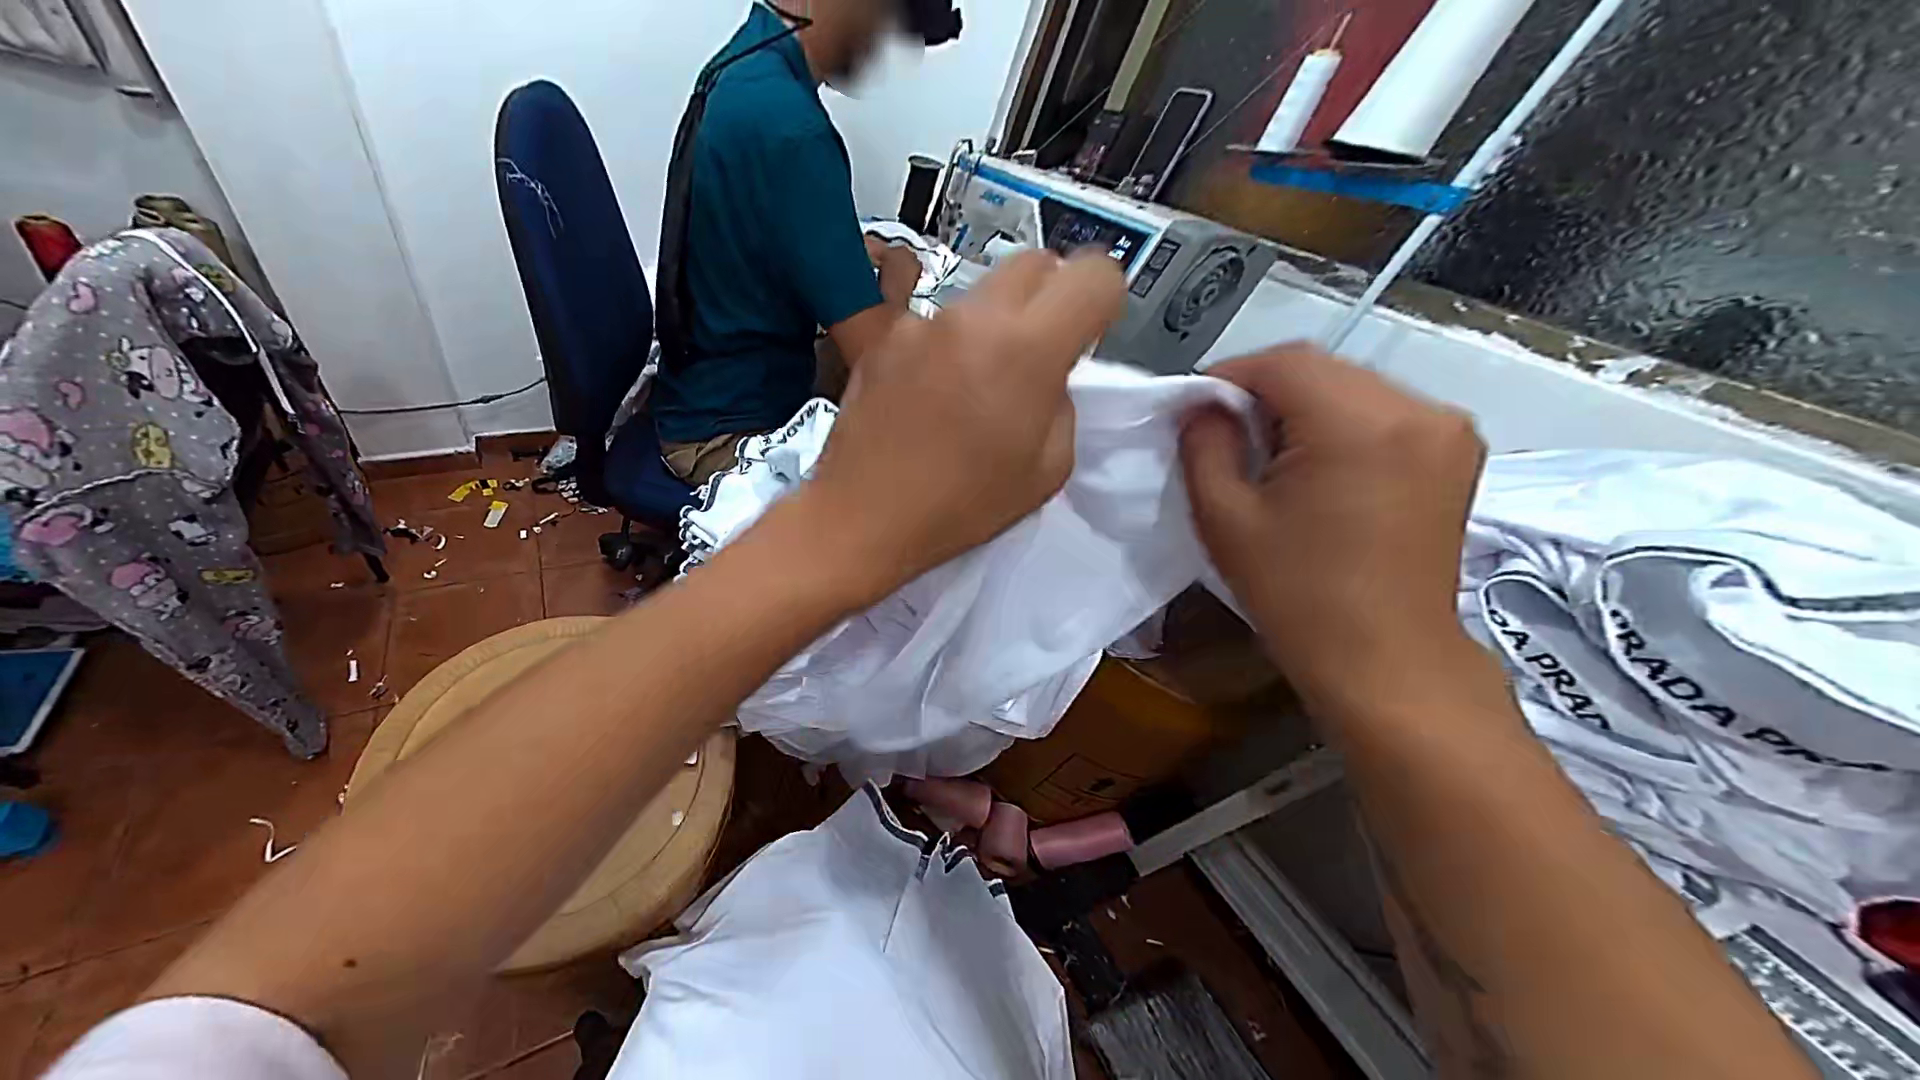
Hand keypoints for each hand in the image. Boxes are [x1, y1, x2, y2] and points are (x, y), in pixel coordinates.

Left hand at [803, 250, 1124, 600]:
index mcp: (1028, 349)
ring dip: (996, 323)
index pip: (1094, 275)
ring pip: (981, 293)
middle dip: (1052, 296)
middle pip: (1035, 264)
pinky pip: (934, 321)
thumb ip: (1063, 404)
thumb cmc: (963, 505)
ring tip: (975, 383)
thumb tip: (1050, 377)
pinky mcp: (885, 335)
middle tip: (1041, 349)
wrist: (865, 516)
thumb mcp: (1048, 470)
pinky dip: (947, 344)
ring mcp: (923, 320)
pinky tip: (930, 392)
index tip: (1090, 333)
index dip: (1104, 299)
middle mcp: (975, 317)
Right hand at [1180, 344, 1486, 714]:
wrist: (1384, 658)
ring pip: (1352, 386)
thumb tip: (1202, 406)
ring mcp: (1448, 429)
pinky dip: (1340, 423)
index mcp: (1359, 424)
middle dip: (1264, 391)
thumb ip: (1204, 443)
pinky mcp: (1456, 451)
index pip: (1282, 362)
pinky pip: (1383, 411)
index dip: (1228, 377)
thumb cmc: (1297, 594)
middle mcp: (1418, 409)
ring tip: (1270, 455)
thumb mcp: (1224, 517)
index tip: (1195, 410)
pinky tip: (1317, 466)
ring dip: (1302, 406)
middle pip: (1321, 368)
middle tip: (1226, 434)